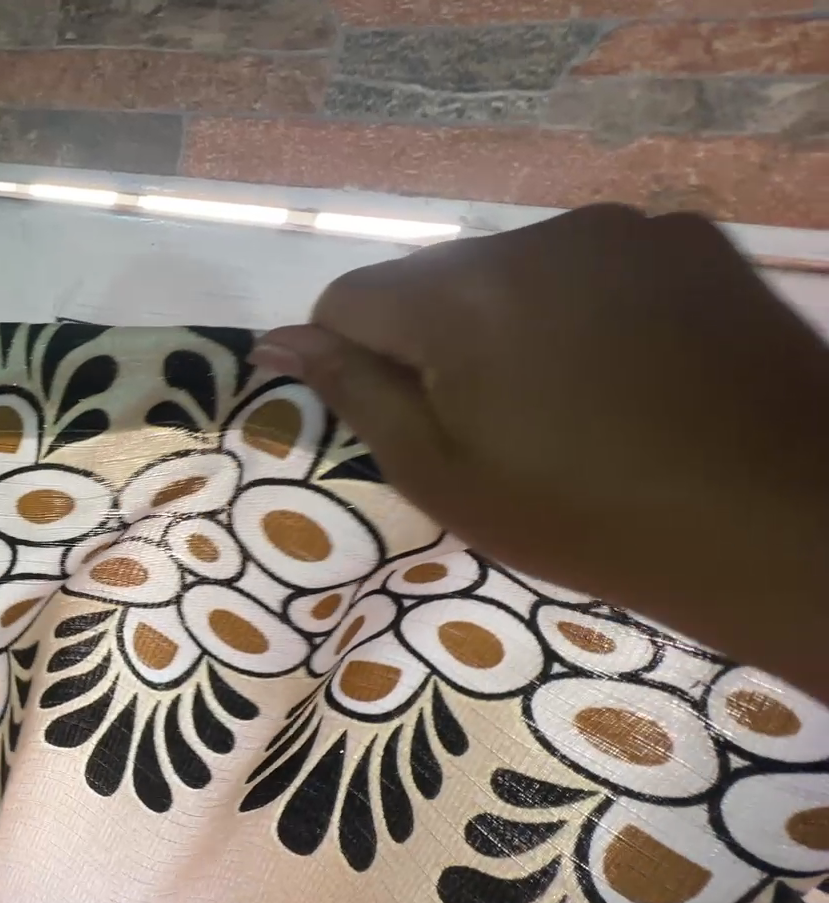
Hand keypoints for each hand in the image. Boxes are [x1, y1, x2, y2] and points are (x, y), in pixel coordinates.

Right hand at [254, 205, 828, 696]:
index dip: (344, 357)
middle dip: (416, 338)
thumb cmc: (574, 512)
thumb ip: (350, 390)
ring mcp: (621, 230)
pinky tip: (600, 364)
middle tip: (467, 418)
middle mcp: (536, 238)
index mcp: (464, 296)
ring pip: (491, 269)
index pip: (344, 299)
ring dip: (483, 321)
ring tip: (539, 395)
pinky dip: (554, 304)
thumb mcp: (431, 468)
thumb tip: (274, 343)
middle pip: (418, 279)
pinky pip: (569, 262)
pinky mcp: (685, 240)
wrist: (783, 521)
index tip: (390, 413)